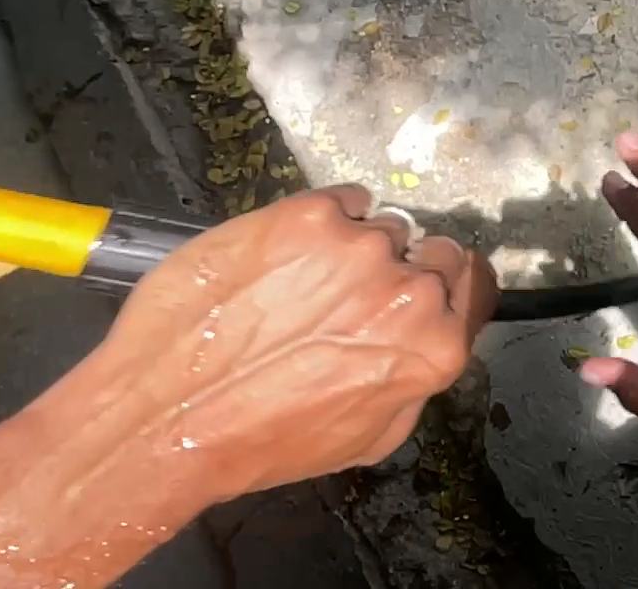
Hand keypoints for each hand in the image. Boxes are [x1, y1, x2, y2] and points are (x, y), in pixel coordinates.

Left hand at [17, 185, 495, 504]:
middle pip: (436, 249)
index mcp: (435, 344)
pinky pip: (346, 200)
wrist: (159, 422)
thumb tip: (436, 330)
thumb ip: (422, 376)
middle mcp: (411, 290)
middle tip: (354, 293)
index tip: (430, 285)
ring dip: (358, 247)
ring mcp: (362, 245)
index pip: (478, 281)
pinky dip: (329, 219)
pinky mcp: (311, 215)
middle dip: (405, 267)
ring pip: (384, 227)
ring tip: (304, 281)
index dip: (454, 283)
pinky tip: (292, 252)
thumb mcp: (373, 434)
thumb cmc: (265, 438)